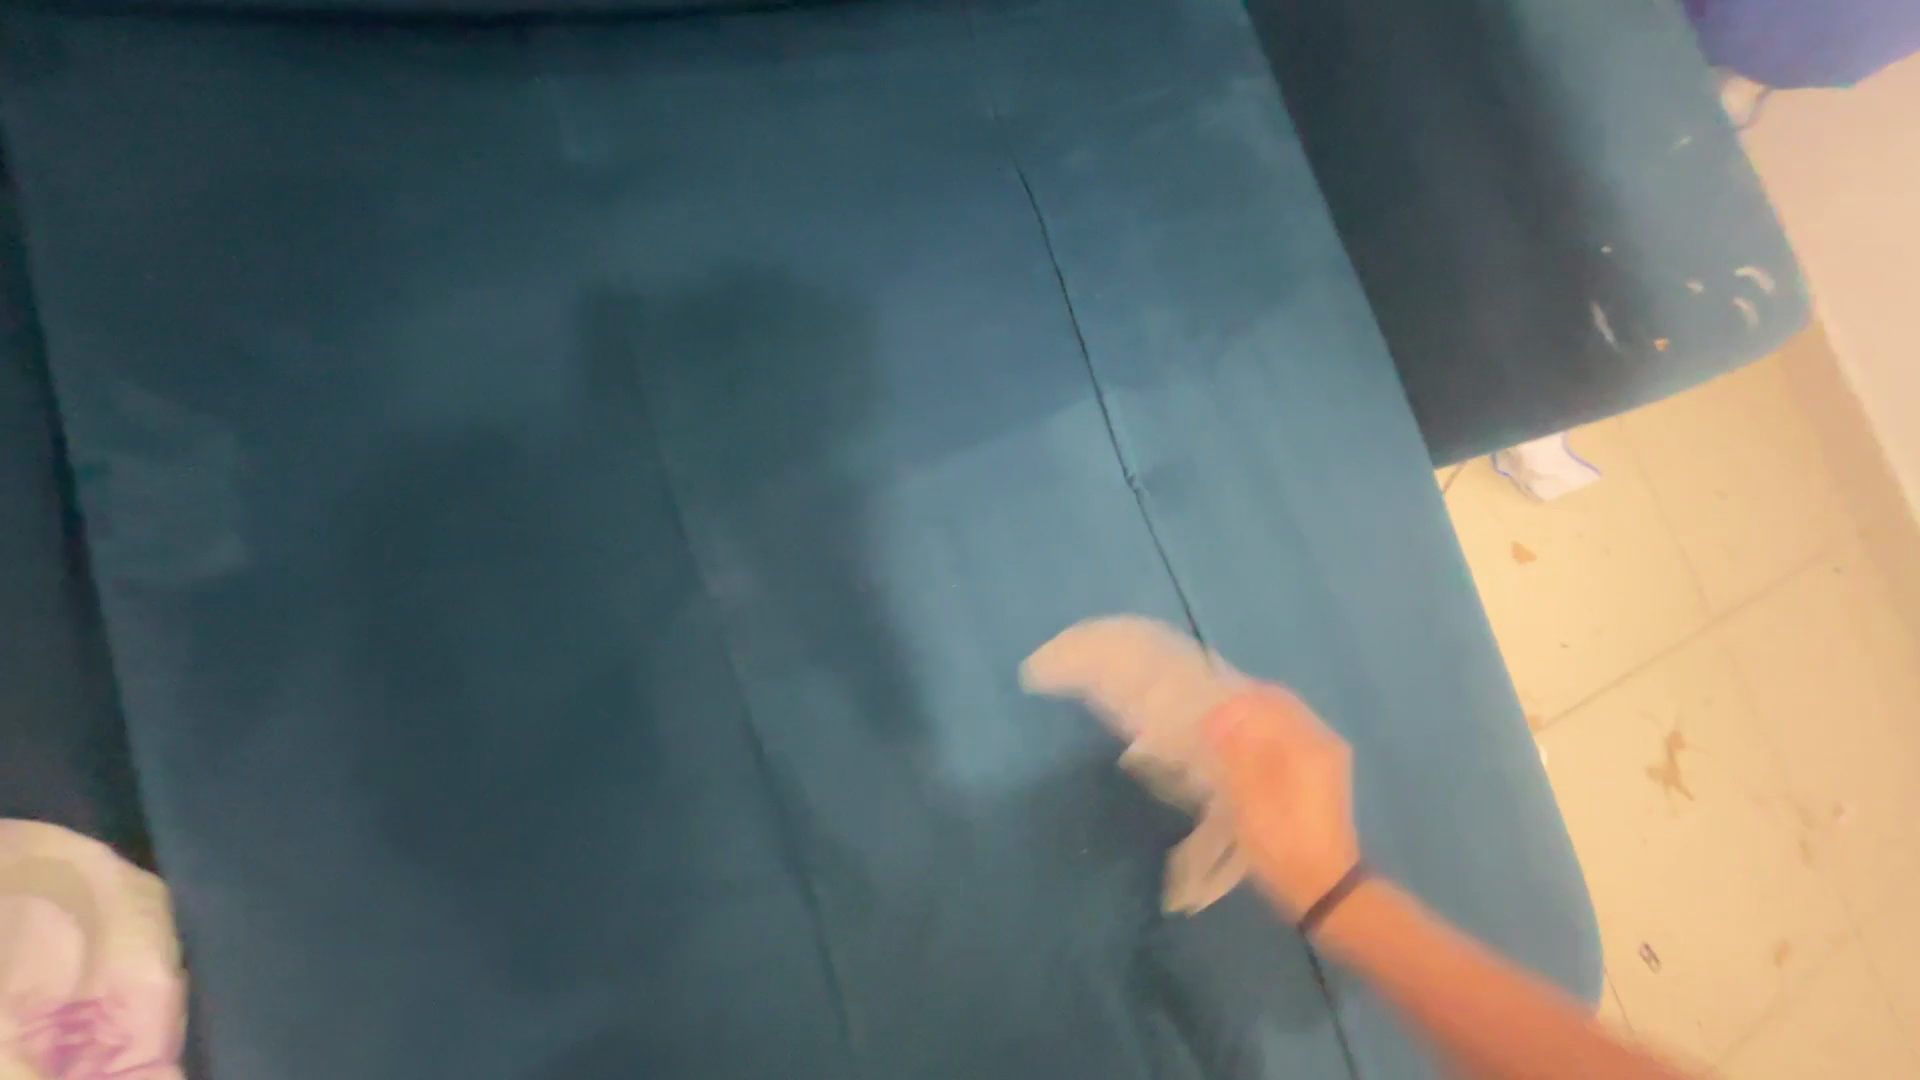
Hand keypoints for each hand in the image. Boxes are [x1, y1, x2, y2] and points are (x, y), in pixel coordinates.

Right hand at [1205, 685, 1361, 920]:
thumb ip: (1233, 748)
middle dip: (1242, 707)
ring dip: (1252, 721)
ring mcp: (1326, 756)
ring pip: (1283, 720)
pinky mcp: (1322, 773)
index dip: (1231, 701)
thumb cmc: (1282, 840)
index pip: (1267, 698)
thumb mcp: (1248, 794)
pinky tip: (1242, 753)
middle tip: (1207, 720)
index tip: (1202, 714)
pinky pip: (1289, 737)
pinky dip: (1264, 736)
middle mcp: (1322, 739)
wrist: (1325, 887)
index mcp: (1308, 741)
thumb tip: (1217, 717)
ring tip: (1219, 736)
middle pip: (1278, 705)